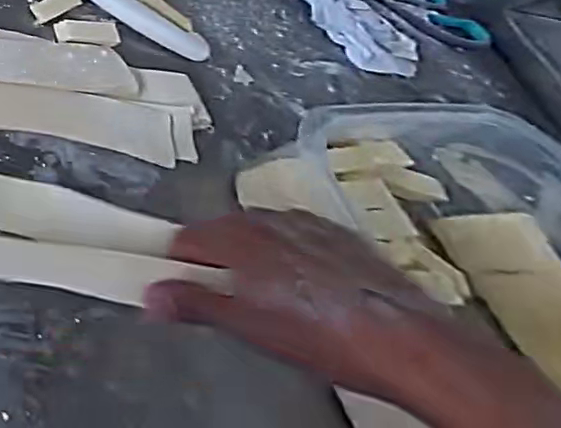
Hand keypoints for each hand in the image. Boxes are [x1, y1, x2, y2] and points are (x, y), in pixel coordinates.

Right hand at [144, 211, 560, 427]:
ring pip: (256, 231)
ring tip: (273, 295)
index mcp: (233, 236)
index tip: (179, 281)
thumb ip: (193, 304)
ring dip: (253, 253)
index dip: (177, 261)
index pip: (182, 238)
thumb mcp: (250, 328)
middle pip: (218, 230)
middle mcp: (260, 218)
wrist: (410, 342)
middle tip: (229, 298)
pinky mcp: (333, 230)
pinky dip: (290, 251)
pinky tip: (309, 284)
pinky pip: (294, 233)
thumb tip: (150, 295)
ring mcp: (299, 220)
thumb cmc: (325, 336)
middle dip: (216, 258)